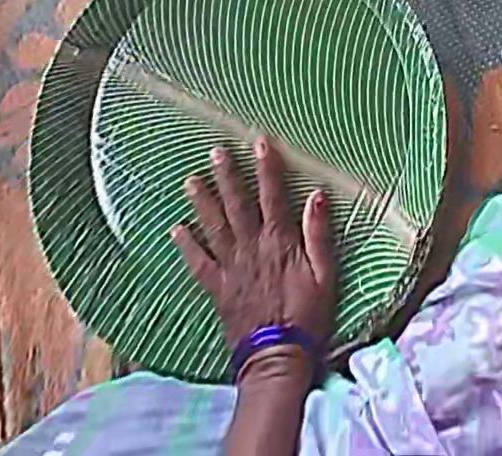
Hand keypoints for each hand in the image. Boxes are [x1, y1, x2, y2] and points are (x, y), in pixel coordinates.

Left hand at [172, 138, 337, 358]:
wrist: (277, 359)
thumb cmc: (307, 314)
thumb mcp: (325, 274)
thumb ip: (319, 234)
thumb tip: (318, 195)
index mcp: (278, 241)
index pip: (272, 195)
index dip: (267, 167)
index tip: (260, 141)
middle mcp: (251, 247)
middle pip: (237, 204)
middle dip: (227, 175)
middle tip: (215, 151)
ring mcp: (230, 266)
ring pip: (214, 226)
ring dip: (203, 202)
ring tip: (191, 179)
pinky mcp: (217, 287)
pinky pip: (198, 262)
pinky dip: (186, 245)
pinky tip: (176, 229)